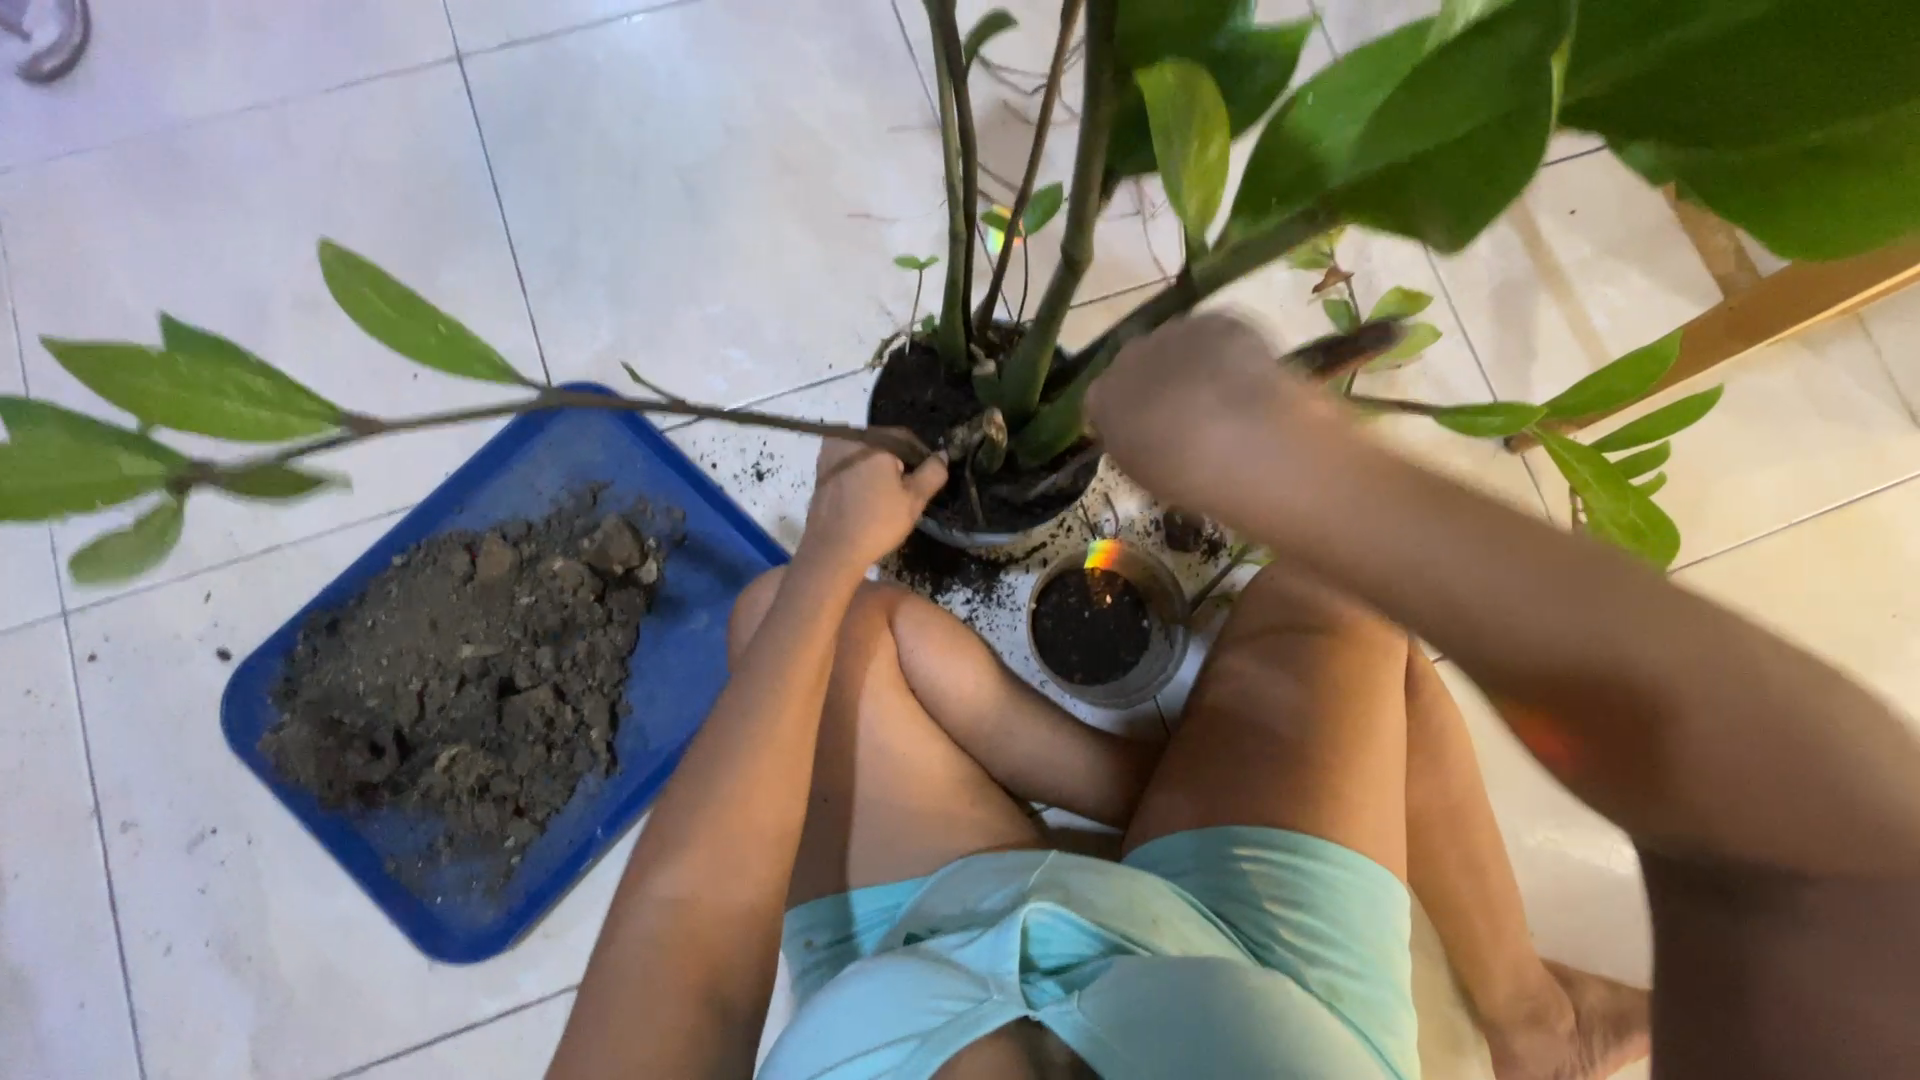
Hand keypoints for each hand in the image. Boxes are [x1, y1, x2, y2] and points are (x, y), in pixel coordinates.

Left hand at [796, 435, 948, 573]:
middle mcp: (847, 438)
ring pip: (864, 453)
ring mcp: (829, 453)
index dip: (921, 456)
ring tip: (887, 494)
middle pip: (883, 443)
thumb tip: (942, 455)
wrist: (831, 550)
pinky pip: (848, 464)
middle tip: (908, 488)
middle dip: (898, 461)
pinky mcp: (819, 470)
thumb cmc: (876, 523)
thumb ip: (932, 472)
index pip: (905, 437)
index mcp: (872, 440)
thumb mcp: (914, 499)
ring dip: (878, 467)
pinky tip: (867, 496)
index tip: (928, 477)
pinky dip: (861, 474)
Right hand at [1086, 312, 1348, 512]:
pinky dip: (1231, 351)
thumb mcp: (1138, 470)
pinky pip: (1221, 335)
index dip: (1127, 411)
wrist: (1237, 445)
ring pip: (1179, 344)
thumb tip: (1141, 433)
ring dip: (1192, 362)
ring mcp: (1174, 333)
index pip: (1105, 397)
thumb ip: (1130, 440)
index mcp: (1102, 395)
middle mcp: (1129, 356)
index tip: (1144, 429)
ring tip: (1220, 394)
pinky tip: (1246, 378)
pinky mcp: (1219, 323)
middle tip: (1184, 411)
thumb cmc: (1179, 474)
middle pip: (1139, 363)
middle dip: (1158, 380)